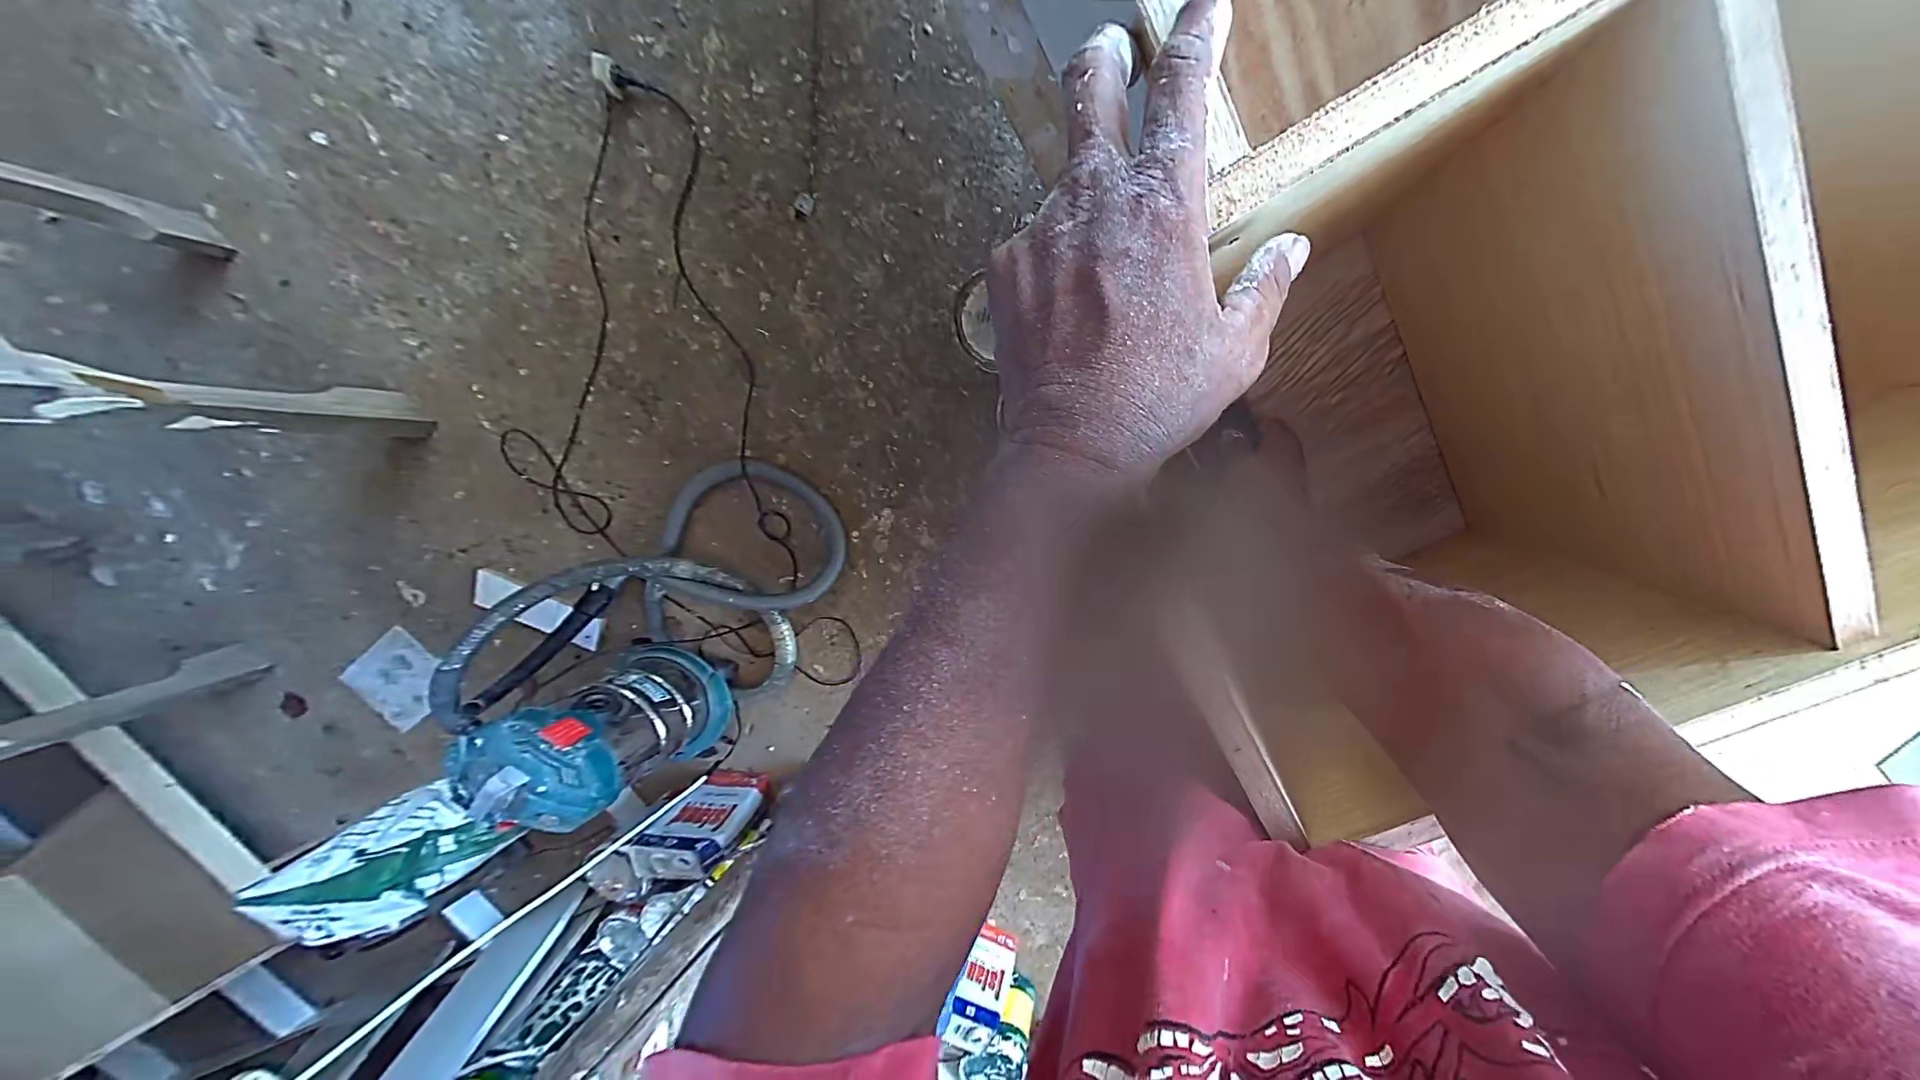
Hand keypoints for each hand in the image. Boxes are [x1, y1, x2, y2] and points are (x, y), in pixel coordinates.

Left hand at [986, 0, 1309, 479]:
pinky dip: (1050, 255)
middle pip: (1091, 99)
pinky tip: (1064, 300)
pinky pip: (1031, 240)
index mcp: (1164, 210)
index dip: (1197, 38)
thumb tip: (1291, 248)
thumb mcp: (1234, 351)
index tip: (1204, 9)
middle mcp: (1095, 205)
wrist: (1072, 446)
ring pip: (1061, 186)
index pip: (1182, 93)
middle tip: (1108, 50)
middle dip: (1103, 63)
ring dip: (1083, 201)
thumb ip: (1265, 288)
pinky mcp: (1005, 268)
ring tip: (1099, 262)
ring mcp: (1040, 234)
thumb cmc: (1156, 401)